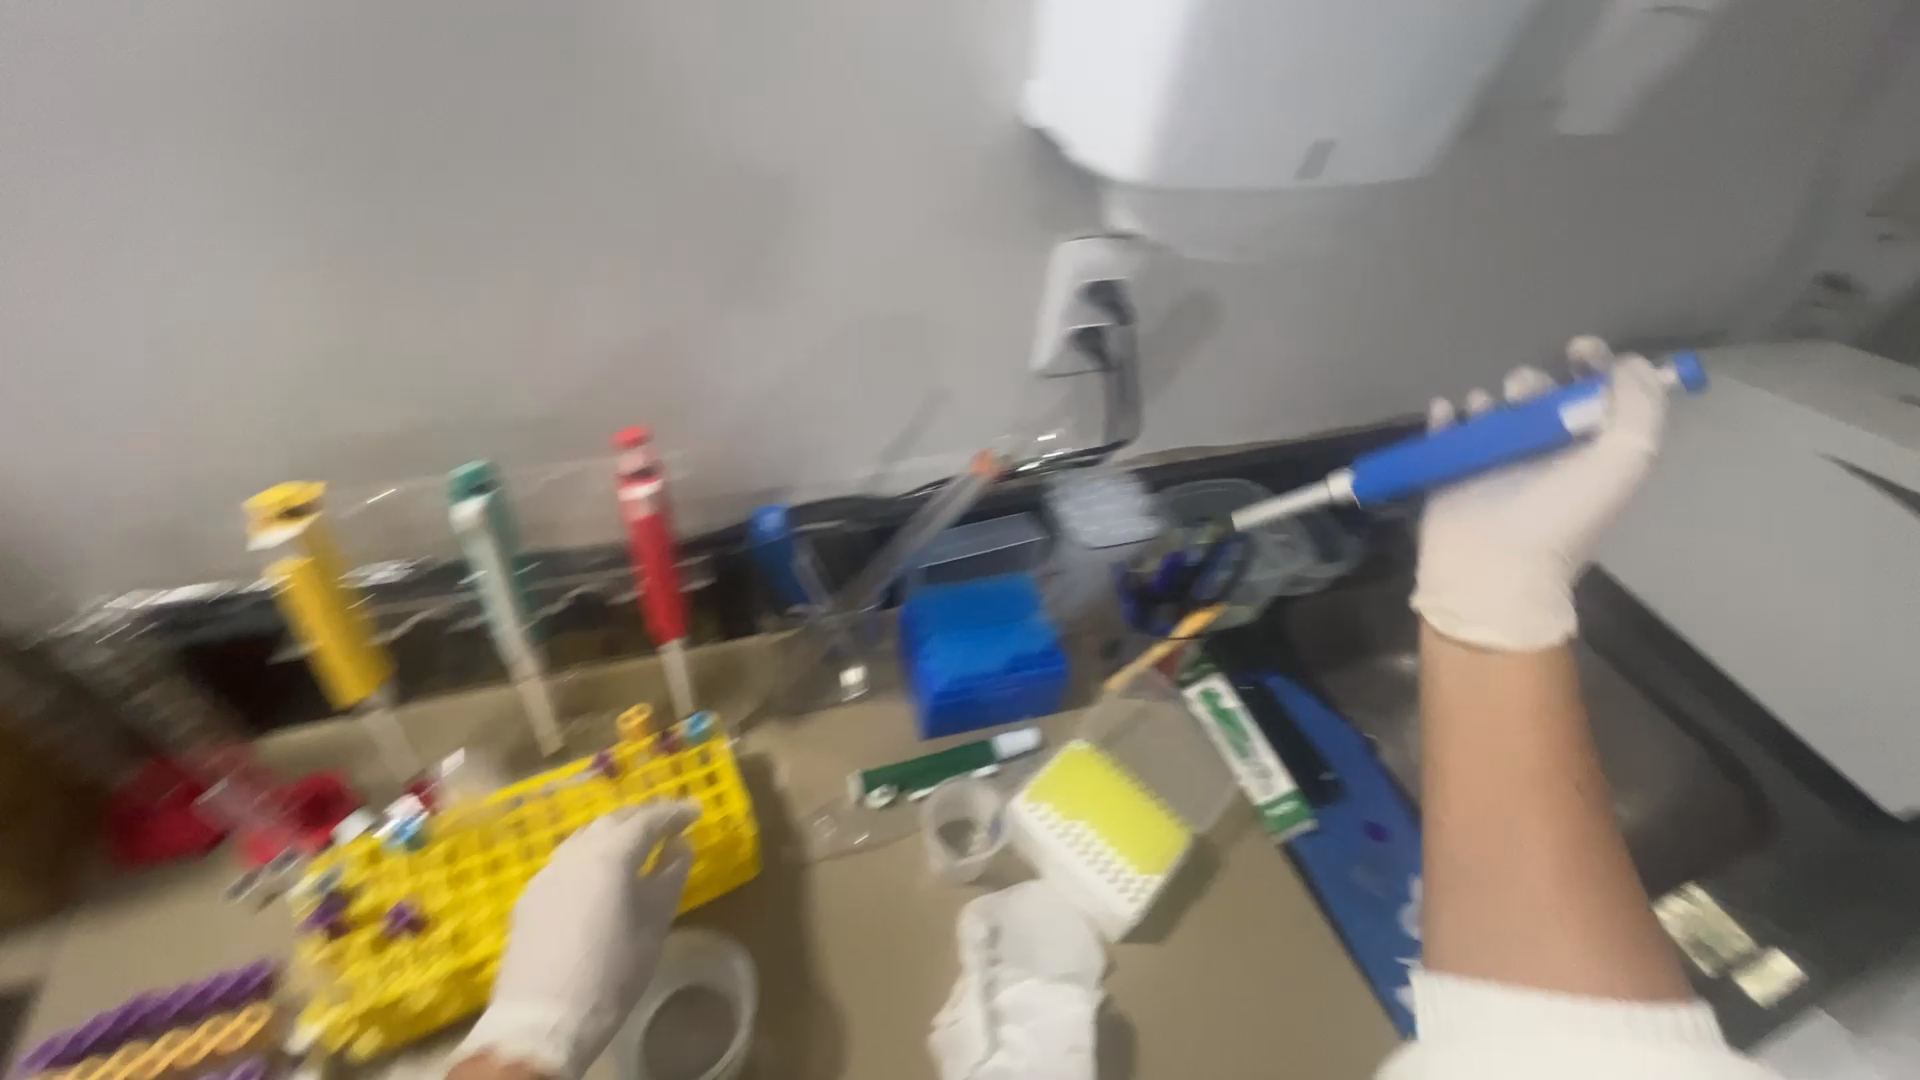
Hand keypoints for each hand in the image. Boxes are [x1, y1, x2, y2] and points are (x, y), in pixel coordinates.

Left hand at [454, 799, 699, 1079]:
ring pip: (586, 837)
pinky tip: (599, 873)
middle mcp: (575, 853)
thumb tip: (680, 844)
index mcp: (611, 854)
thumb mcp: (657, 920)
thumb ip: (672, 873)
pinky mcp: (530, 898)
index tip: (696, 810)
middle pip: (614, 821)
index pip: (648, 819)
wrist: (543, 1021)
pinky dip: (591, 854)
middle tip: (669, 821)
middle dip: (644, 817)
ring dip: (615, 833)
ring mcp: (547, 874)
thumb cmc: (614, 968)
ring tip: (636, 842)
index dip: (675, 812)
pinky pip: (568, 861)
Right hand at [1410, 337, 1668, 650]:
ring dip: (1485, 399)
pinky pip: (1443, 433)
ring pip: (1487, 413)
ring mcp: (1490, 463)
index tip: (1578, 349)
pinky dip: (1442, 417)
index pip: (1594, 396)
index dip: (1592, 365)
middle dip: (1530, 383)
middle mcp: (1539, 454)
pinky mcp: (1448, 473)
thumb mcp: (1625, 461)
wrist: (1493, 568)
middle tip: (1521, 394)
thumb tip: (1628, 364)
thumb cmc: (1561, 517)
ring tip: (1480, 407)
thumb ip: (1638, 408)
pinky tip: (1445, 412)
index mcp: (1585, 452)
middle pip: (1535, 399)